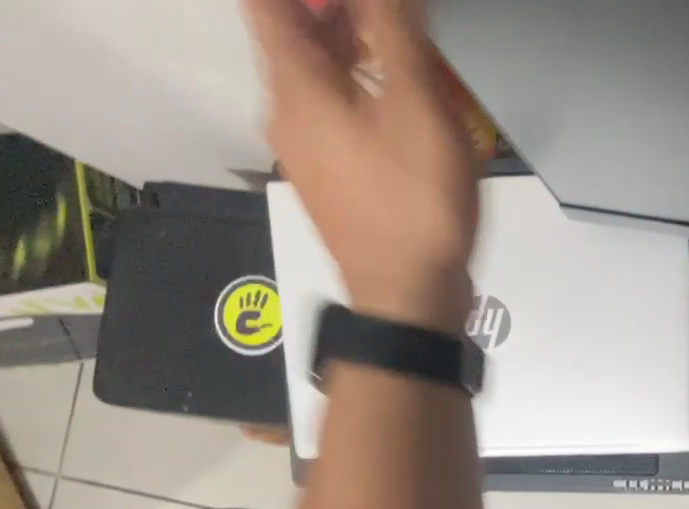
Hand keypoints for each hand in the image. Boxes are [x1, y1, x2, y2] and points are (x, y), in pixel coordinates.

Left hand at [244, 0, 477, 334]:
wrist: (409, 299)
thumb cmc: (415, 205)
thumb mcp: (417, 110)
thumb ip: (397, 34)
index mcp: (294, 83)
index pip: (272, 1)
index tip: (358, 2)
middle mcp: (286, 112)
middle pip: (293, 36)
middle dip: (339, 12)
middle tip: (394, 17)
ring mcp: (307, 153)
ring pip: (318, 81)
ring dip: (354, 56)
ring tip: (408, 58)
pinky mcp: (335, 185)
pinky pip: (336, 120)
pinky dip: (363, 98)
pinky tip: (405, 116)